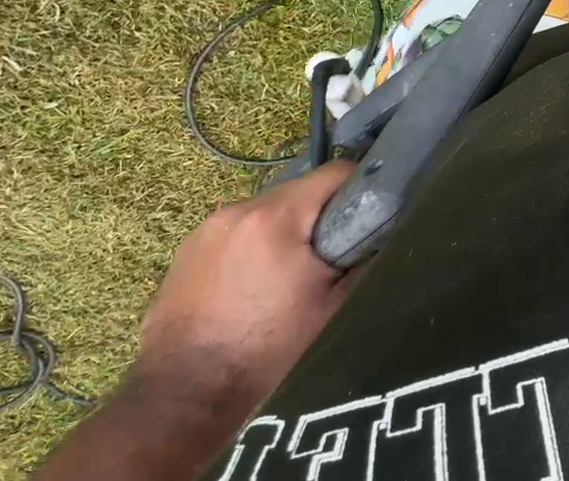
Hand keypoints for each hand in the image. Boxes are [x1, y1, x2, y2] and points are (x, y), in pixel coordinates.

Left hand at [133, 162, 355, 419]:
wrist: (185, 396)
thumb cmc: (269, 347)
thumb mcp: (336, 301)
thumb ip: (363, 254)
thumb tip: (383, 230)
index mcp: (275, 217)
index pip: (337, 172)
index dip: (363, 188)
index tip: (369, 217)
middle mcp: (237, 210)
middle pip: (301, 189)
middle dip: (323, 213)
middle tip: (334, 253)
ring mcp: (206, 229)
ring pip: (270, 209)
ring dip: (290, 227)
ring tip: (295, 271)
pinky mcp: (186, 249)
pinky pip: (241, 229)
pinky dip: (259, 243)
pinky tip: (260, 281)